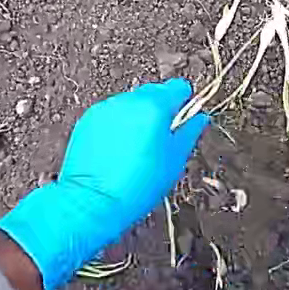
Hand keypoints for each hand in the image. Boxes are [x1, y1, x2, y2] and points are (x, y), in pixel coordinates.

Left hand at [0, 78, 208, 289]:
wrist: (92, 202)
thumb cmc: (135, 186)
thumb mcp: (174, 160)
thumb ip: (189, 132)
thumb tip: (199, 119)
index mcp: (154, 107)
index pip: (178, 87)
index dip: (184, 102)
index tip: (183, 117)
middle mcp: (129, 101)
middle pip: (153, 92)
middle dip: (160, 110)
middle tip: (161, 138)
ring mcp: (106, 108)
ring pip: (131, 103)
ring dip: (138, 117)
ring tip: (137, 148)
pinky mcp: (89, 119)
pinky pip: (112, 114)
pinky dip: (118, 125)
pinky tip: (119, 149)